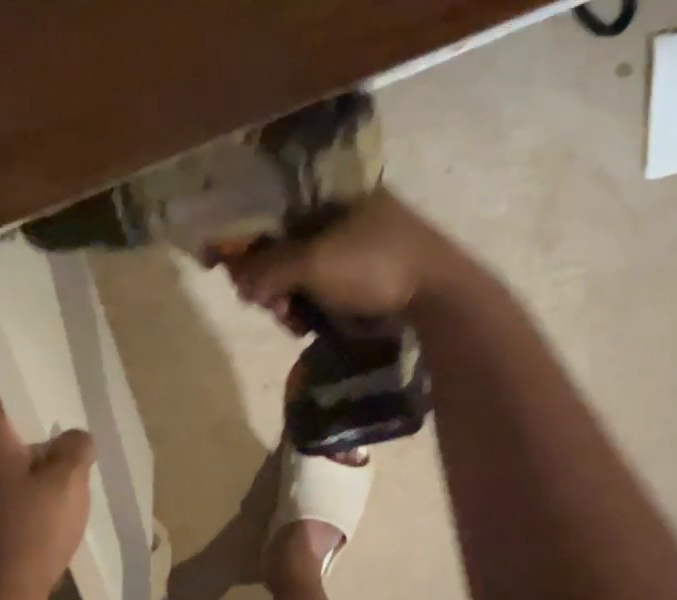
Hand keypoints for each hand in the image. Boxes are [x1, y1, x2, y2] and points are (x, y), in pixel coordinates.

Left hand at [0, 381, 95, 599]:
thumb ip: (75, 447)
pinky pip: (6, 459)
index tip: (8, 328)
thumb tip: (75, 437)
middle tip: (52, 366)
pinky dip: (27, 451)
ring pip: (2, 435)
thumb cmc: (32, 530)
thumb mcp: (67, 482)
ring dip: (28, 423)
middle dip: (20, 386)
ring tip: (63, 411)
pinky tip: (55, 457)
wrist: (3, 590)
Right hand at [212, 189, 452, 326]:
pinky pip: (327, 292)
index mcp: (340, 196)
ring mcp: (363, 250)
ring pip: (307, 274)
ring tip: (290, 322)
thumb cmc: (374, 267)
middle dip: (272, 280)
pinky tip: (306, 326)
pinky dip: (312, 309)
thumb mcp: (313, 263)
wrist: (439, 300)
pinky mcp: (372, 282)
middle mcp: (350, 217)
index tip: (242, 274)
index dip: (254, 243)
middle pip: (290, 248)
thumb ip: (268, 268)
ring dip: (290, 300)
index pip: (280, 213)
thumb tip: (237, 282)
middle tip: (269, 306)